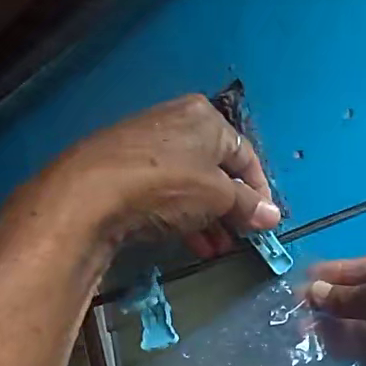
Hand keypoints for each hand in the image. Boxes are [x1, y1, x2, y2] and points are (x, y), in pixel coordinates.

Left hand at [33, 95, 279, 258]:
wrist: (92, 193)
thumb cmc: (168, 185)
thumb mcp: (218, 197)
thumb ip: (248, 205)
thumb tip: (273, 216)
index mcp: (207, 118)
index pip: (246, 156)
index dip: (259, 192)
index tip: (265, 222)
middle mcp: (178, 122)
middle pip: (217, 170)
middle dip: (231, 209)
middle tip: (238, 238)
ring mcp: (148, 143)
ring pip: (191, 184)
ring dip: (208, 218)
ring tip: (214, 248)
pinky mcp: (125, 167)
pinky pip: (165, 191)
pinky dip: (181, 214)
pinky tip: (187, 241)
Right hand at [305, 258, 365, 365]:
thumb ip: (348, 293)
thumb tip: (315, 291)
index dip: (338, 270)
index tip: (306, 276)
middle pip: (361, 294)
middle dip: (330, 297)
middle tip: (297, 304)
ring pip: (356, 322)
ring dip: (329, 321)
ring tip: (300, 326)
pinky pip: (358, 346)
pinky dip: (338, 343)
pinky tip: (318, 342)